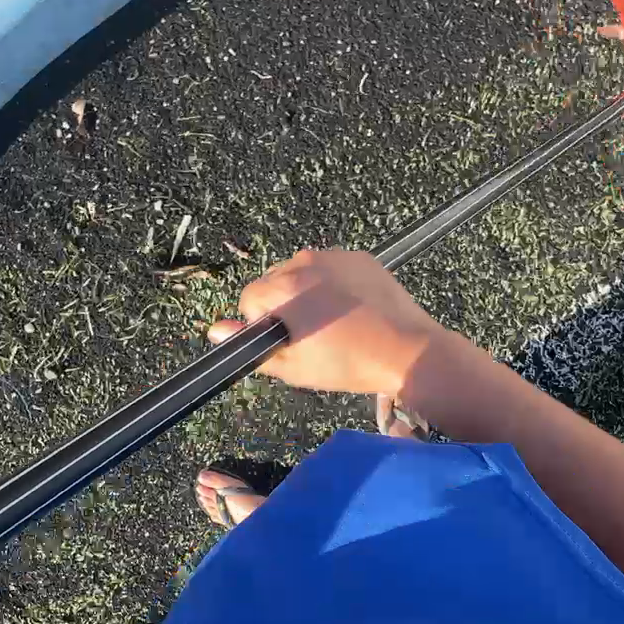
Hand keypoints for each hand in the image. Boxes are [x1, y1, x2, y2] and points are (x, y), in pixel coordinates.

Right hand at [207, 250, 448, 396]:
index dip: (263, 325)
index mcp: (284, 286)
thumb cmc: (350, 363)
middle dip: (285, 306)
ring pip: (305, 274)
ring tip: (335, 326)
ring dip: (310, 294)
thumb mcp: (295, 366)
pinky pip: (335, 269)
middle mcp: (306, 261)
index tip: (287, 342)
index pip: (251, 299)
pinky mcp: (362, 258)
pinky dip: (336, 286)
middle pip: (276, 281)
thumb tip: (216, 330)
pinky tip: (354, 312)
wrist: (408, 352)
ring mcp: (337, 256)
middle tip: (313, 337)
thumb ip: (250, 347)